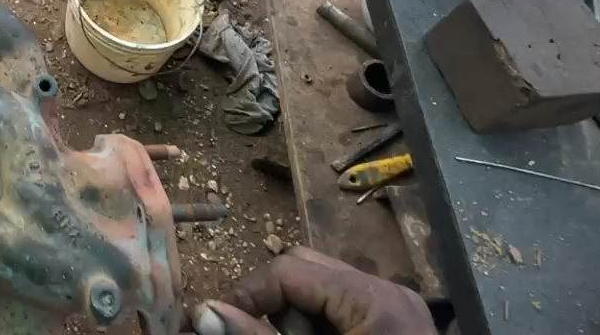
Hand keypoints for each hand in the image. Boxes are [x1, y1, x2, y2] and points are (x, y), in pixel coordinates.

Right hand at [195, 246, 434, 334]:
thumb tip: (202, 312)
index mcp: (374, 299)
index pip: (288, 270)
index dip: (247, 293)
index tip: (214, 320)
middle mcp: (388, 293)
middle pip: (304, 270)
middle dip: (275, 305)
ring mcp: (397, 312)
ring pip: (319, 290)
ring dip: (296, 321)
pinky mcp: (396, 332)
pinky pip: (341, 312)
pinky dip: (319, 331)